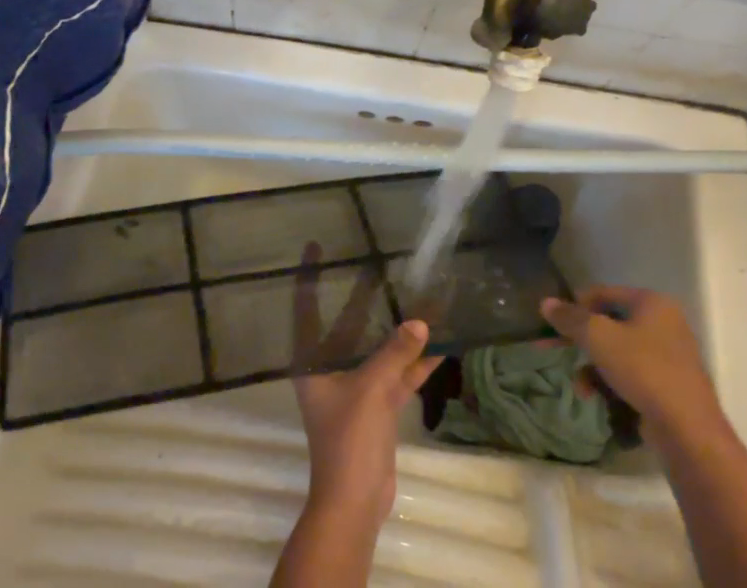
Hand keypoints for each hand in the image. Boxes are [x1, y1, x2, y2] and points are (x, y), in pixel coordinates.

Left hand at [291, 246, 442, 526]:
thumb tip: (420, 321)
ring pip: (376, 349)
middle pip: (346, 325)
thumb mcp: (370, 390)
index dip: (309, 277)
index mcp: (311, 361)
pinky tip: (441, 344)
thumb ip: (393, 354)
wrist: (355, 499)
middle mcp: (328, 368)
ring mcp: (354, 387)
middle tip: (378, 262)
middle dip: (364, 299)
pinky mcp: (376, 406)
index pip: (306, 309)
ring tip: (421, 298)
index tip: (314, 246)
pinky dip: (415, 363)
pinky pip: (396, 375)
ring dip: (398, 331)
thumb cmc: (348, 438)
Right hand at [540, 285, 721, 445]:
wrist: (686, 425)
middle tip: (549, 348)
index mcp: (652, 303)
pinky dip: (608, 380)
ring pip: (616, 351)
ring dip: (591, 365)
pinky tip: (594, 396)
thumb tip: (545, 302)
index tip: (552, 323)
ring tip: (579, 385)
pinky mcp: (666, 382)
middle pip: (608, 323)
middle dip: (578, 340)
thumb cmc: (642, 368)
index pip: (603, 293)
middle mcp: (663, 323)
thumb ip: (570, 318)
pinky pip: (629, 372)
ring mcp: (667, 354)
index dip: (574, 305)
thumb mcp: (598, 337)